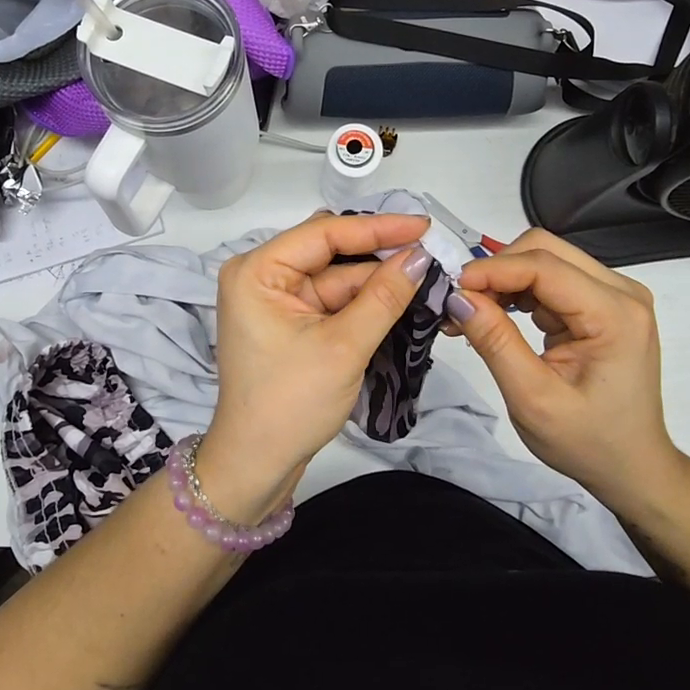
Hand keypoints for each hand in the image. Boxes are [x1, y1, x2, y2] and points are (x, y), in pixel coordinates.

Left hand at [200, 211, 431, 518]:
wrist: (257, 464)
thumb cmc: (290, 404)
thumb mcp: (343, 347)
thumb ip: (384, 296)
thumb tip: (420, 256)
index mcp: (257, 272)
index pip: (323, 234)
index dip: (377, 228)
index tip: (423, 225)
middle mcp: (261, 278)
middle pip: (330, 253)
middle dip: (379, 254)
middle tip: (432, 250)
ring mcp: (275, 302)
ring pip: (335, 278)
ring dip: (377, 279)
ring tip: (428, 272)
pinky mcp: (290, 325)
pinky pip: (332, 302)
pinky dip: (365, 301)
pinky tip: (402, 294)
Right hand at [451, 230, 684, 503]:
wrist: (631, 467)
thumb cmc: (587, 442)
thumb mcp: (533, 399)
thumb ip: (496, 342)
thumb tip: (457, 297)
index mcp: (615, 314)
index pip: (544, 266)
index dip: (492, 270)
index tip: (450, 289)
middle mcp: (621, 292)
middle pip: (545, 251)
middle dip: (496, 271)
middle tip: (460, 306)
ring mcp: (613, 295)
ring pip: (544, 261)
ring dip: (502, 281)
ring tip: (470, 317)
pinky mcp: (600, 304)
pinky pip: (549, 281)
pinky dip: (515, 294)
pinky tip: (493, 320)